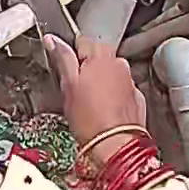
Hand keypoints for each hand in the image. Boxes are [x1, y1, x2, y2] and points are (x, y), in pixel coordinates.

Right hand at [43, 34, 146, 168]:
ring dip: (99, 82)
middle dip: (85, 69)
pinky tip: (103, 111)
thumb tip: (53, 40)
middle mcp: (119, 63)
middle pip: (96, 56)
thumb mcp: (68, 84)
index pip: (81, 41)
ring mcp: (130, 81)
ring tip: (89, 104)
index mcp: (101, 54)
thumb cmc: (90, 119)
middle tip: (75, 90)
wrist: (116, 149)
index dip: (70, 56)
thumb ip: (62, 57)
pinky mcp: (136, 99)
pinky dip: (111, 96)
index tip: (65, 71)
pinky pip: (119, 89)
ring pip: (108, 73)